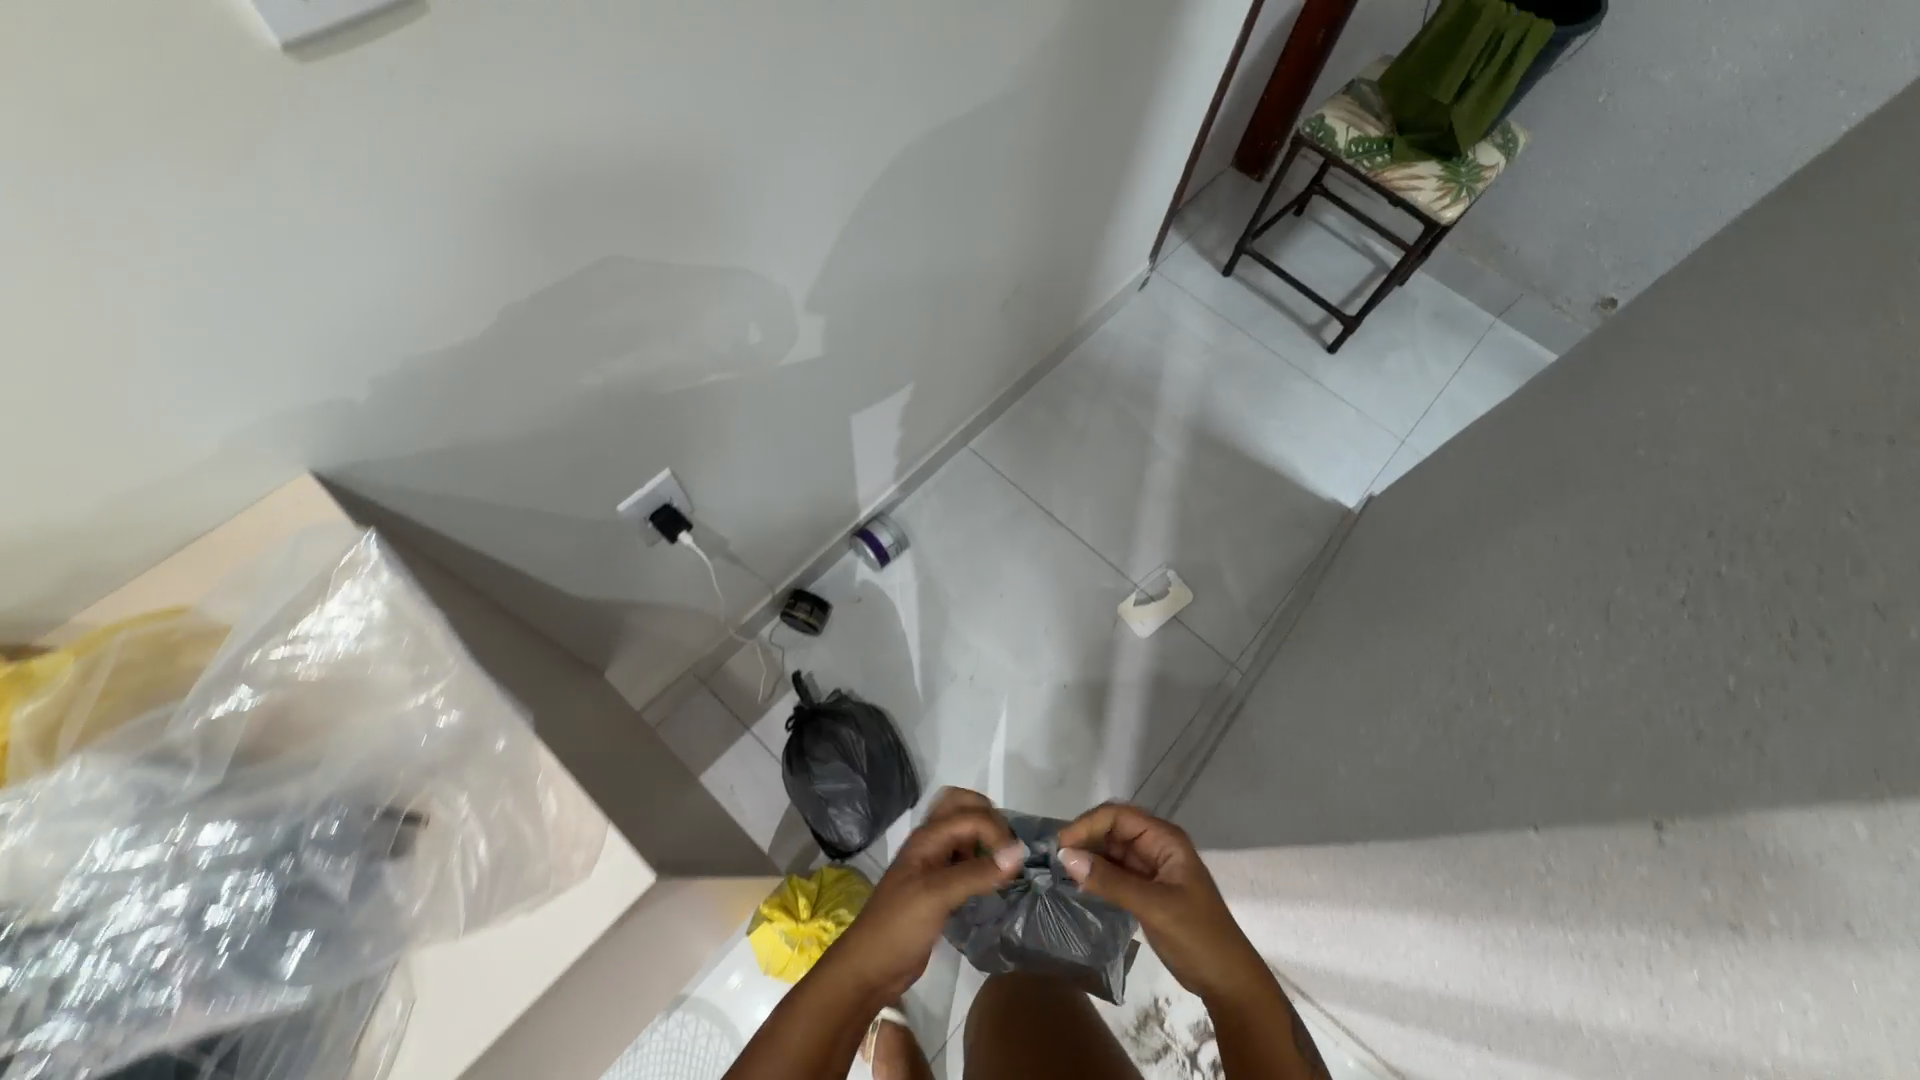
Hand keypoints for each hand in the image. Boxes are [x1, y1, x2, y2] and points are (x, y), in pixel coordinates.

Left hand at [825, 788, 1025, 999]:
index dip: (996, 832)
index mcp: (926, 838)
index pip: (971, 815)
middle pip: (963, 807)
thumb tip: (1018, 853)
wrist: (871, 968)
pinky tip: (993, 882)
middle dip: (990, 818)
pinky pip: (965, 860)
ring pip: (964, 832)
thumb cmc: (899, 927)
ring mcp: (934, 865)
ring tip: (1006, 864)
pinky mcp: (940, 887)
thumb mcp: (937, 896)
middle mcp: (931, 844)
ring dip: (987, 838)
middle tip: (1007, 849)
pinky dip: (982, 861)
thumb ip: (976, 873)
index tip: (1013, 863)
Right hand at [1057, 803, 1270, 1003]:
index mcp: (1166, 839)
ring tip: (1058, 870)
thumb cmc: (1197, 936)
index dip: (1087, 824)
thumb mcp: (1153, 906)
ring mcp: (1151, 869)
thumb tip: (1066, 857)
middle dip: (1084, 838)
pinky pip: (1114, 872)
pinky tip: (1076, 884)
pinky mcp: (1145, 890)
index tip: (1060, 845)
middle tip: (1053, 858)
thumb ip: (1110, 881)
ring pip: (1111, 851)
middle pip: (1112, 829)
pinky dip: (1095, 875)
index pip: (1118, 816)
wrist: (1227, 980)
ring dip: (1087, 856)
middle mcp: (1157, 846)